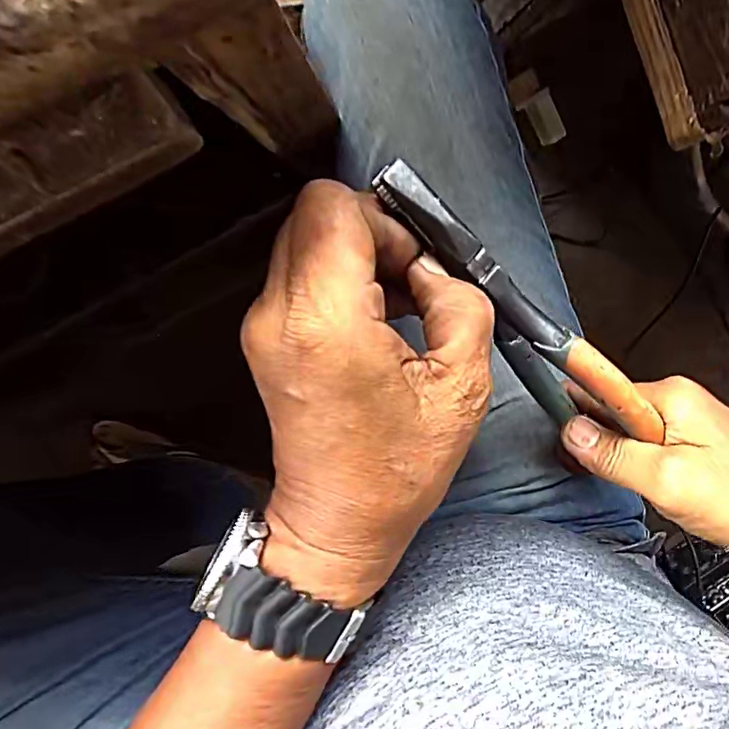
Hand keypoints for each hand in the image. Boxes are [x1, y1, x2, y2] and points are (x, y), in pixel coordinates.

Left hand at [241, 180, 494, 605]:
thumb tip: (436, 271)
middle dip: (376, 238)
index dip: (388, 225)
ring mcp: (264, 326)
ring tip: (402, 312)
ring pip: (309, 242)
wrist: (341, 522)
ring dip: (363, 263)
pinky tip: (381, 327)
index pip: (333, 207)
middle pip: (317, 216)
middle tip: (415, 289)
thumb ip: (462, 306)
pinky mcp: (267, 338)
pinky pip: (305, 277)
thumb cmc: (399, 469)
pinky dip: (347, 284)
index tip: (419, 271)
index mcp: (326, 322)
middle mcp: (279, 314)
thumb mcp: (463, 386)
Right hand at [558, 376, 728, 561]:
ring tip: (650, 491)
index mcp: (671, 397)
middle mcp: (680, 402)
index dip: (570, 407)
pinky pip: (654, 450)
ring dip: (627, 464)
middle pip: (613, 413)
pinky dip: (646, 469)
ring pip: (633, 437)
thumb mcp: (667, 480)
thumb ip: (615, 455)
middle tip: (612, 478)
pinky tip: (660, 490)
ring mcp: (690, 424)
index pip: (599, 386)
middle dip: (603, 446)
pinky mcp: (697, 445)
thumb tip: (574, 433)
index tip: (542, 411)